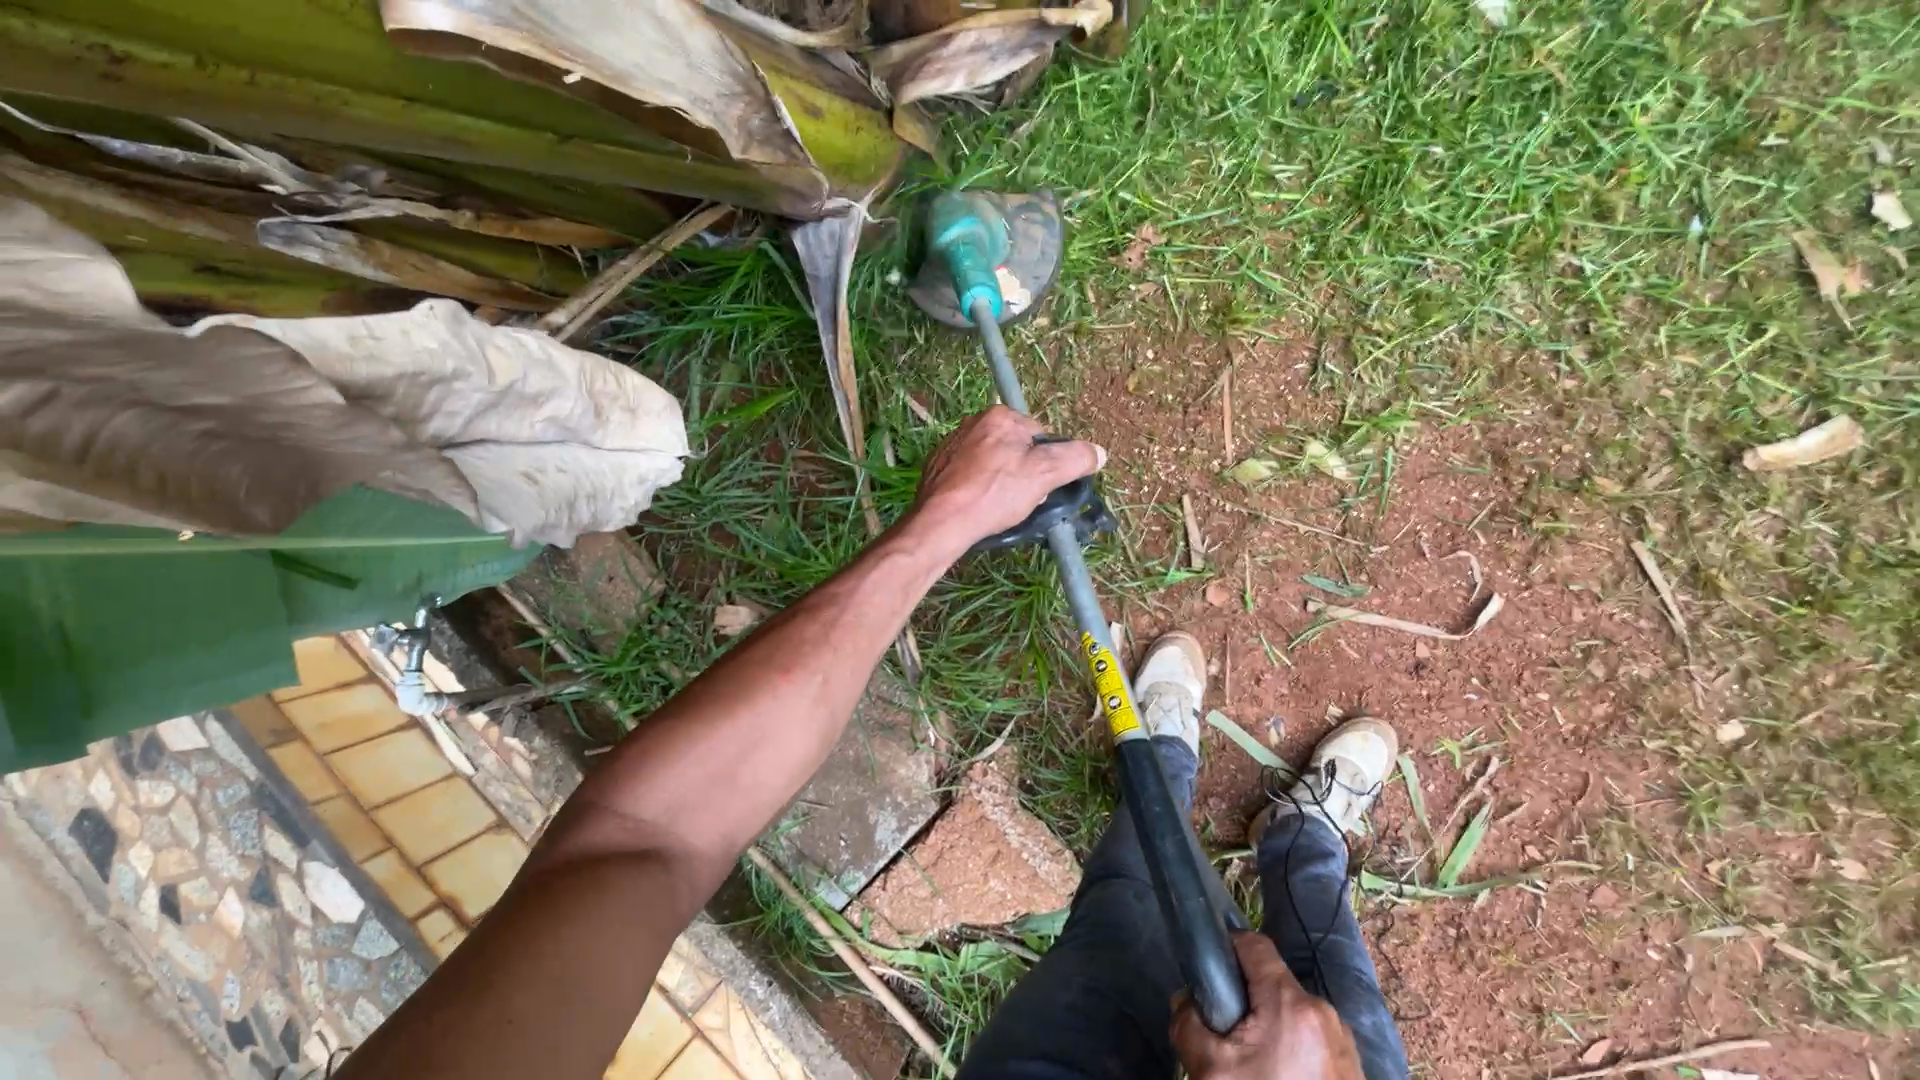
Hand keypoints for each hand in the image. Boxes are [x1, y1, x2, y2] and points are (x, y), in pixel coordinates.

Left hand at [910, 406, 1104, 553]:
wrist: (942, 521)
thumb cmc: (994, 494)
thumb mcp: (1045, 475)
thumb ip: (1075, 459)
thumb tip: (1098, 453)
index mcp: (999, 416)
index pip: (1039, 436)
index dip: (1046, 465)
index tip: (1040, 487)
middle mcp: (973, 422)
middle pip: (1015, 448)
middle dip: (1022, 472)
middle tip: (1020, 499)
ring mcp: (951, 444)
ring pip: (992, 462)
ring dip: (1000, 481)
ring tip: (998, 506)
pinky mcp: (937, 466)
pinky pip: (969, 474)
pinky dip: (977, 488)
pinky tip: (977, 506)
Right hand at [1171, 933, 1363, 1079]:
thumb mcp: (1211, 1071)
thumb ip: (1188, 1024)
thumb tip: (1186, 1000)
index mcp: (1291, 1004)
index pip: (1253, 944)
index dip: (1225, 946)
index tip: (1207, 968)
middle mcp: (1324, 1014)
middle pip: (1272, 983)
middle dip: (1245, 1000)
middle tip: (1224, 1034)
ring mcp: (1344, 1043)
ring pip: (1292, 1013)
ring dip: (1268, 1027)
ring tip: (1251, 1065)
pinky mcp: (1353, 1070)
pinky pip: (1313, 1041)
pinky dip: (1291, 1049)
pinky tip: (1276, 1078)